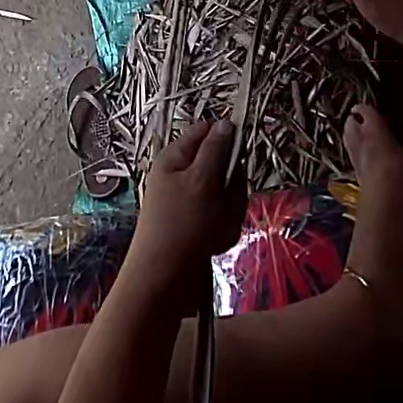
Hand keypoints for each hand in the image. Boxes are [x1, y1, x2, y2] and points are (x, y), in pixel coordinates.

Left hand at [128, 120, 244, 292]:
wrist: (163, 280)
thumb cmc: (182, 224)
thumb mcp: (202, 180)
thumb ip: (216, 149)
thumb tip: (226, 123)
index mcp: (176, 157)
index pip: (206, 131)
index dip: (226, 138)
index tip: (239, 155)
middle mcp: (182, 174)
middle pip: (222, 164)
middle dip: (231, 184)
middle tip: (224, 202)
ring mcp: (190, 200)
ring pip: (226, 192)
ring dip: (230, 209)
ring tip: (218, 227)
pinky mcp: (196, 223)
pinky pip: (221, 216)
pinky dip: (224, 228)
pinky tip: (215, 241)